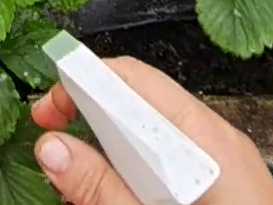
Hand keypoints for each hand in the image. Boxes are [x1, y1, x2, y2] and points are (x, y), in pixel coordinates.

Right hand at [30, 57, 272, 204]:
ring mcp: (226, 169)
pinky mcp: (224, 192)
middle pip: (139, 104)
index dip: (81, 83)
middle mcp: (220, 144)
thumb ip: (102, 191)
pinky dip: (134, 174)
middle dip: (88, 118)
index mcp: (208, 143)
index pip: (133, 80)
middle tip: (52, 143)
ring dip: (107, 152)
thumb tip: (52, 147)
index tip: (46, 109)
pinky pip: (168, 164)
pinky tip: (114, 196)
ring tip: (79, 185)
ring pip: (150, 136)